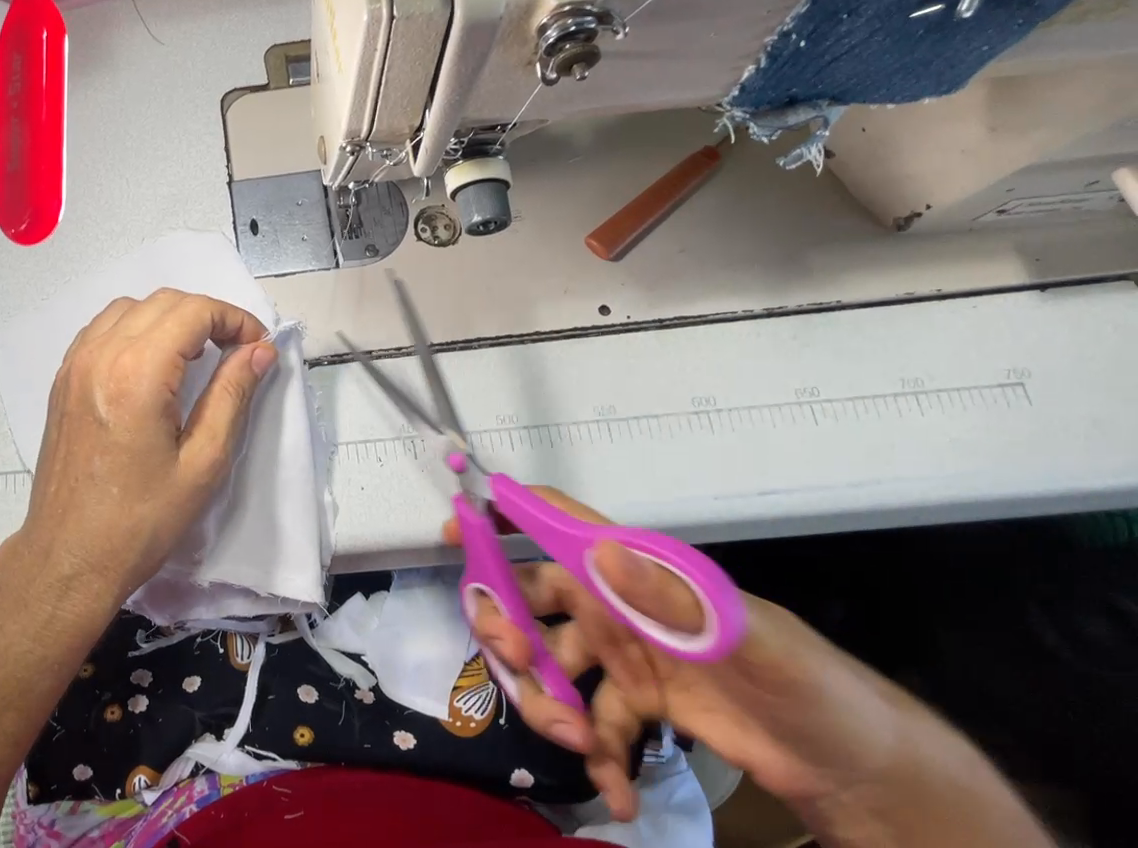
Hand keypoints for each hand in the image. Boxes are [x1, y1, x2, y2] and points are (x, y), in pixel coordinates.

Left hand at [18, 290, 276, 603]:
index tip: (257, 346)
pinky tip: (153, 365)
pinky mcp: (62, 381)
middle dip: (206, 316)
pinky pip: (101, 330)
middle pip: (163, 301)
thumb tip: (258, 352)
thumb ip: (232, 396)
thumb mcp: (203, 462)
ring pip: (129, 308)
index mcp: (138, 373)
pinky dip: (134, 329)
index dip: (234, 319)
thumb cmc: (141, 521)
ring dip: (169, 319)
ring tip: (196, 357)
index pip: (193, 312)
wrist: (69, 556)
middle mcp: (100, 356)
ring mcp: (74, 366)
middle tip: (235, 352)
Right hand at [448, 487, 905, 820]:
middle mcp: (618, 606)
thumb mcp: (746, 640)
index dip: (505, 515)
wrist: (856, 768)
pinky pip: (593, 725)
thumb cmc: (806, 683)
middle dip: (508, 628)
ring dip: (551, 705)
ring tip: (585, 746)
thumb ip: (671, 598)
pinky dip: (597, 759)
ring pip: (552, 667)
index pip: (561, 525)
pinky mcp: (639, 705)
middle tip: (518, 665)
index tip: (454, 528)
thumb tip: (601, 553)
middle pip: (532, 600)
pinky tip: (616, 794)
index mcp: (638, 573)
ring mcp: (624, 656)